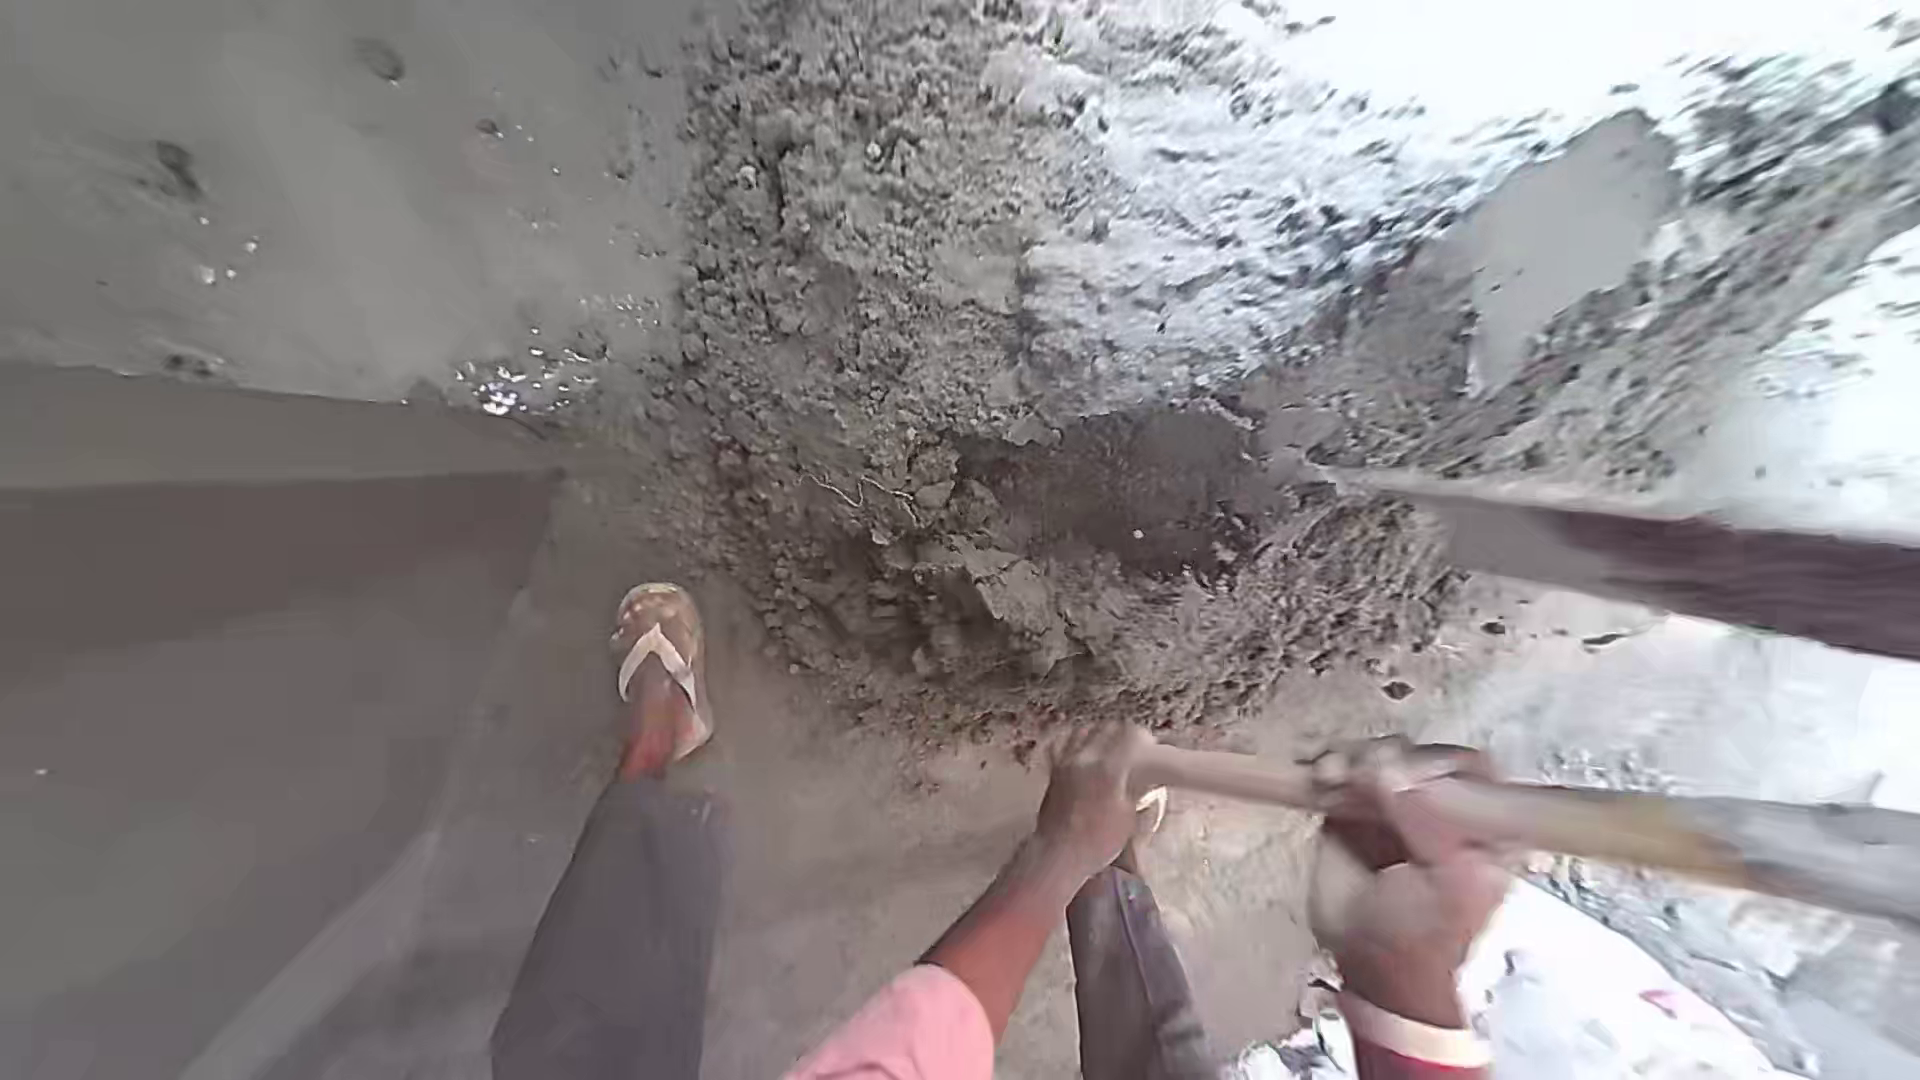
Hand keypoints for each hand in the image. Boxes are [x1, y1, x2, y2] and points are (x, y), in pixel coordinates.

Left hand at [1031, 723, 1153, 885]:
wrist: (1060, 851)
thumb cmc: (1099, 841)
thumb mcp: (1128, 817)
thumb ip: (1136, 790)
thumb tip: (1145, 777)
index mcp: (1108, 769)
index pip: (1128, 736)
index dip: (1142, 736)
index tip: (1149, 742)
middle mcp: (1086, 757)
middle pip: (1106, 728)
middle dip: (1122, 731)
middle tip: (1132, 742)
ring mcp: (1067, 760)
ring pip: (1084, 730)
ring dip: (1099, 732)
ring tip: (1109, 742)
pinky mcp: (1054, 767)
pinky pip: (1065, 742)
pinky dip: (1076, 739)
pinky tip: (1084, 748)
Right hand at [1309, 738, 1509, 1027]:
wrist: (1365, 957)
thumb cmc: (1423, 933)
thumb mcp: (1445, 886)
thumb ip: (1426, 825)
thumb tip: (1385, 770)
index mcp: (1477, 827)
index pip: (1473, 771)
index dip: (1443, 763)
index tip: (1408, 774)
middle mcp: (1433, 807)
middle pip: (1415, 753)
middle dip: (1386, 756)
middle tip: (1361, 772)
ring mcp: (1387, 802)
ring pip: (1373, 752)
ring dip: (1348, 756)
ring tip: (1330, 776)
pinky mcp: (1345, 802)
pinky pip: (1334, 764)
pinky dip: (1322, 759)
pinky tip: (1316, 774)